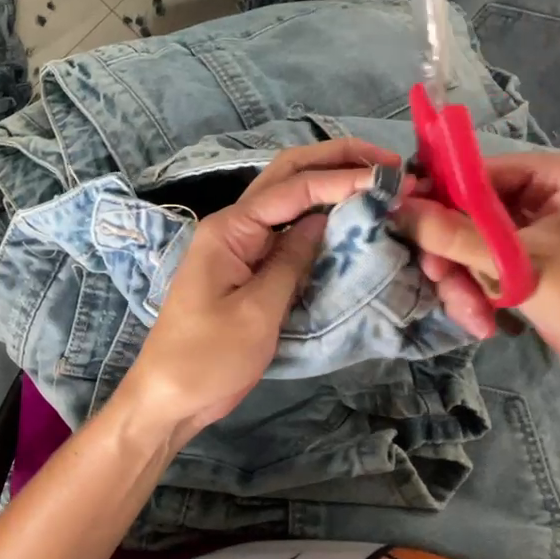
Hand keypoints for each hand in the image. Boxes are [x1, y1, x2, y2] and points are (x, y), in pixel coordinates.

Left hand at [117, 139, 402, 442]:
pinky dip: (318, 219)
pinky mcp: (247, 269)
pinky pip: (285, 232)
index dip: (340, 178)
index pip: (291, 189)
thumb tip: (324, 220)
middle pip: (285, 177)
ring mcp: (238, 246)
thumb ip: (291, 262)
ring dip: (328, 184)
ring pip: (287, 200)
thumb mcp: (257, 313)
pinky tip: (347, 219)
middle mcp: (232, 227)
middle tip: (389, 162)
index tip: (389, 178)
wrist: (169, 396)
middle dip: (334, 162)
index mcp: (228, 230)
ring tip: (378, 181)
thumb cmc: (208, 358)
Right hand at [397, 151, 559, 426]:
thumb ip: (454, 235)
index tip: (405, 230)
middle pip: (474, 211)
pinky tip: (486, 321)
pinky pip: (494, 265)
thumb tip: (396, 207)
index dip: (438, 201)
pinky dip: (484, 291)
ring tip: (473, 316)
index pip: (479, 172)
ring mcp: (551, 229)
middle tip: (440, 283)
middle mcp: (558, 193)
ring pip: (478, 243)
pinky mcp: (545, 262)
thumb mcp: (519, 268)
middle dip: (455, 256)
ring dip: (466, 281)